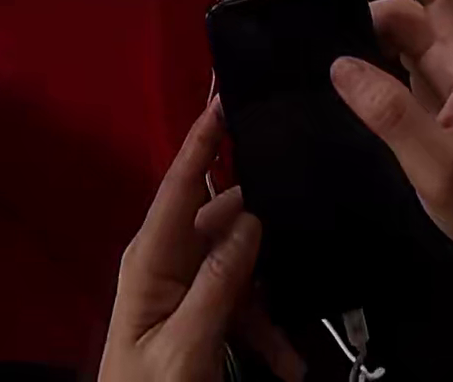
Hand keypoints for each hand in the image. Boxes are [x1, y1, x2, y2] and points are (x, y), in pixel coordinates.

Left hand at [102, 101, 302, 381]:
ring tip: (295, 337)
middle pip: (222, 217)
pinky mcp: (203, 308)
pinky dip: (267, 326)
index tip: (223, 97)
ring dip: (270, 292)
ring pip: (240, 260)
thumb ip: (218, 282)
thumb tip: (252, 219)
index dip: (201, 137)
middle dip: (259, 220)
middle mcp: (169, 257)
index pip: (179, 182)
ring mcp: (187, 283)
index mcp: (151, 255)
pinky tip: (289, 361)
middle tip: (300, 207)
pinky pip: (242, 301)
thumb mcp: (184, 346)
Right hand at [329, 0, 452, 269]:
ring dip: (370, 35)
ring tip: (332, 53)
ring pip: (405, 31)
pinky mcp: (440, 89)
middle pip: (416, 11)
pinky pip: (402, 56)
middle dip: (372, 12)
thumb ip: (390, 113)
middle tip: (327, 37)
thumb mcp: (438, 166)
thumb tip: (340, 65)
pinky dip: (375, 56)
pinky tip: (352, 73)